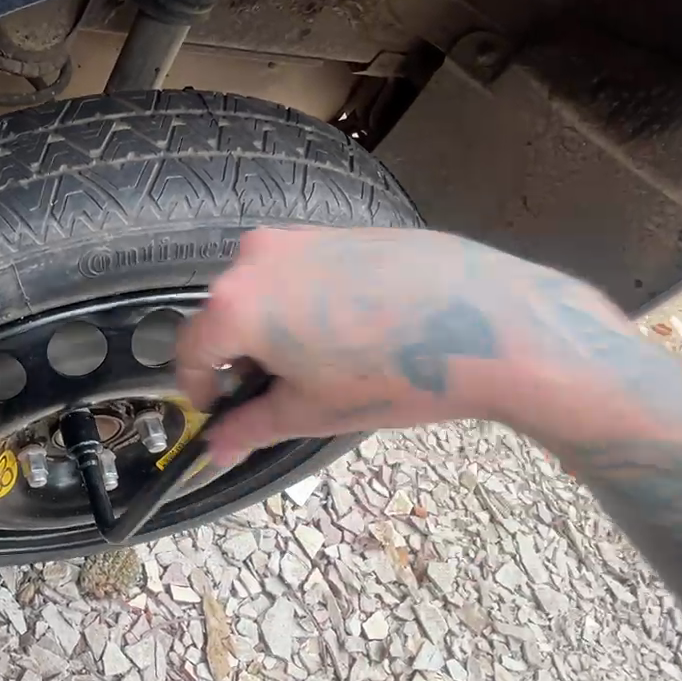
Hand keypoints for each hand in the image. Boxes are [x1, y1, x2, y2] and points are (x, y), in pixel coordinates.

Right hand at [173, 227, 625, 463]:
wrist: (492, 322)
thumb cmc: (390, 375)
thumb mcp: (311, 412)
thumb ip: (249, 428)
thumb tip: (214, 450)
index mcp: (233, 305)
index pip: (188, 350)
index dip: (197, 388)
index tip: (217, 410)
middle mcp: (251, 259)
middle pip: (220, 316)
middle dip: (235, 356)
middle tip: (272, 390)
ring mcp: (294, 237)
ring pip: (256, 291)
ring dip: (266, 328)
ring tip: (314, 360)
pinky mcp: (333, 230)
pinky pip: (292, 271)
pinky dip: (298, 302)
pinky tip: (345, 329)